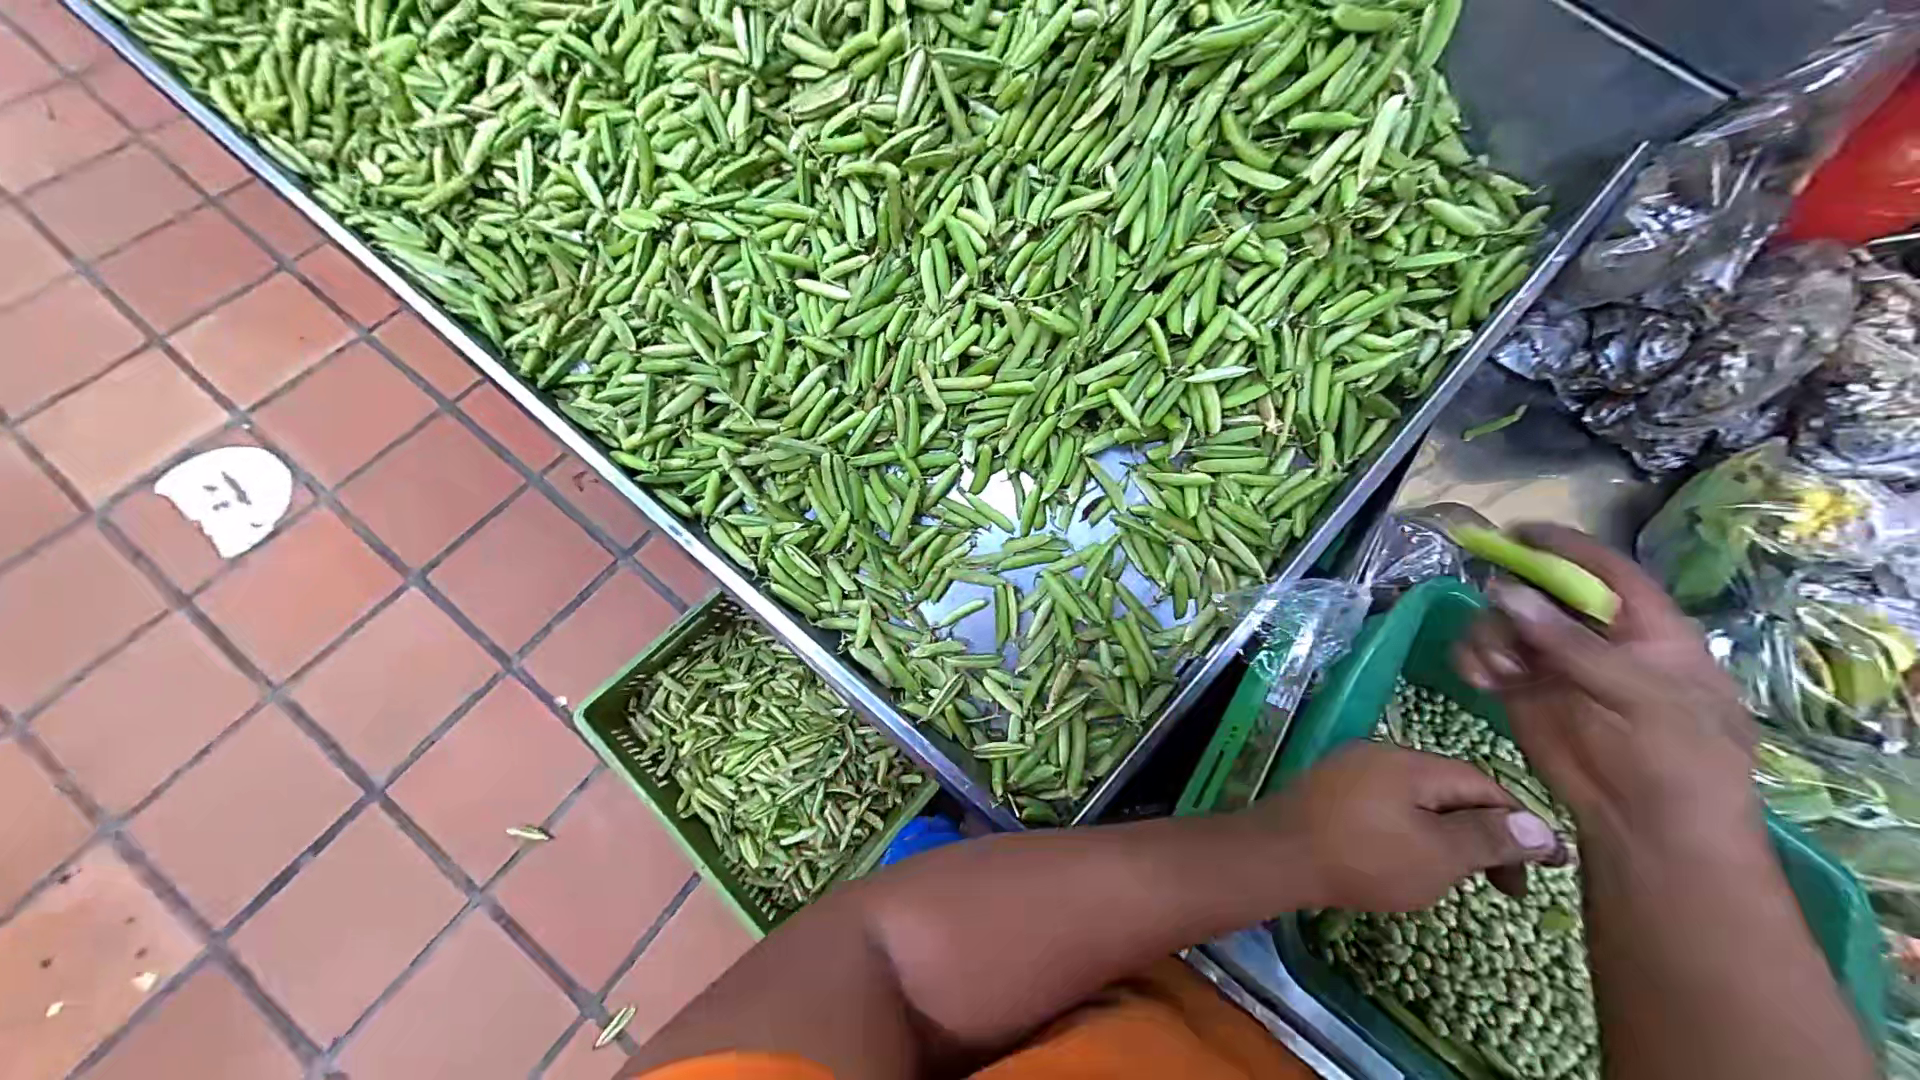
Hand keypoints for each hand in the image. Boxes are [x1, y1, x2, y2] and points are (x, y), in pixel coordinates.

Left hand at [1253, 741, 1564, 911]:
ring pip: (1416, 798)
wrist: (1277, 855)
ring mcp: (1348, 770)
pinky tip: (1411, 859)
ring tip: (1461, 876)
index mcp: (1408, 762)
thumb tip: (1538, 825)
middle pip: (1448, 788)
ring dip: (1448, 833)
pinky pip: (1385, 804)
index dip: (1519, 821)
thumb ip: (1489, 837)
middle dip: (1483, 832)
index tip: (1546, 867)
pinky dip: (1411, 829)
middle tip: (1505, 885)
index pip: (1481, 782)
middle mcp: (1377, 754)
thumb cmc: (1363, 856)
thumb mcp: (1438, 853)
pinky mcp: (1329, 790)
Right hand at [1453, 524, 1759, 846]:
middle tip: (1496, 620)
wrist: (1647, 827)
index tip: (1516, 531)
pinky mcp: (1521, 688)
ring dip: (1489, 637)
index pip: (1604, 572)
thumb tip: (1502, 591)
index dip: (1564, 548)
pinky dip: (1474, 660)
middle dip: (1511, 601)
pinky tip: (1480, 679)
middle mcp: (1595, 639)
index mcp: (1646, 630)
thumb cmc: (1675, 759)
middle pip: (1539, 594)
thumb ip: (1569, 644)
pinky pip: (1484, 656)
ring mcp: (1555, 664)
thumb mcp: (1638, 696)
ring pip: (1503, 624)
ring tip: (1492, 667)